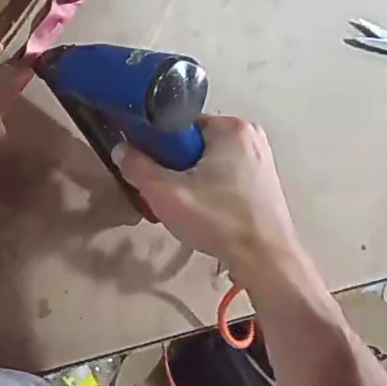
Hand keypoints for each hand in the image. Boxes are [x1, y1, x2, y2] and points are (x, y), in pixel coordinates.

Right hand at [113, 115, 304, 272]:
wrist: (266, 260)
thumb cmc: (217, 220)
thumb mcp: (165, 193)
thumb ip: (137, 167)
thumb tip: (120, 149)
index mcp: (230, 127)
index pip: (180, 125)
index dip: (159, 147)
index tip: (151, 169)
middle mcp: (251, 135)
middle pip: (194, 144)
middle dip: (175, 167)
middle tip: (166, 193)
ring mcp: (262, 159)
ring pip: (209, 162)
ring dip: (191, 181)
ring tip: (184, 207)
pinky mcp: (266, 182)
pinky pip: (226, 177)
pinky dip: (211, 191)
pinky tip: (205, 213)